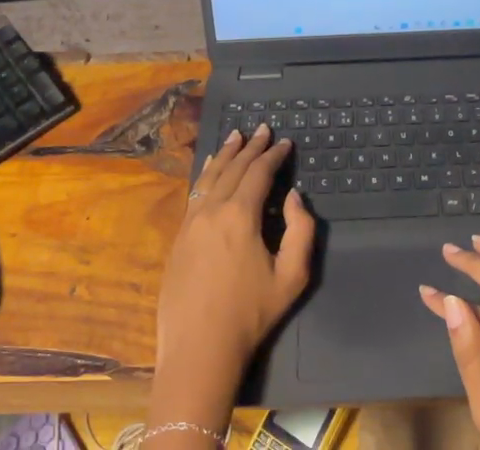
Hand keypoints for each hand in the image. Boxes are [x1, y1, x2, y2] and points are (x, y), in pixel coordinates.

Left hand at [148, 125, 315, 444]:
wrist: (198, 349)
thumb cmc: (250, 315)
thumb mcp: (292, 276)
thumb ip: (301, 230)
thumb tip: (294, 196)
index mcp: (240, 216)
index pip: (259, 173)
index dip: (274, 155)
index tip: (286, 142)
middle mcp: (212, 210)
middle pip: (233, 169)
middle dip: (250, 148)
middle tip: (263, 130)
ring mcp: (190, 223)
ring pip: (210, 177)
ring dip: (226, 155)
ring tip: (236, 137)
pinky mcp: (178, 238)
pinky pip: (194, 194)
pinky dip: (206, 175)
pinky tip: (210, 170)